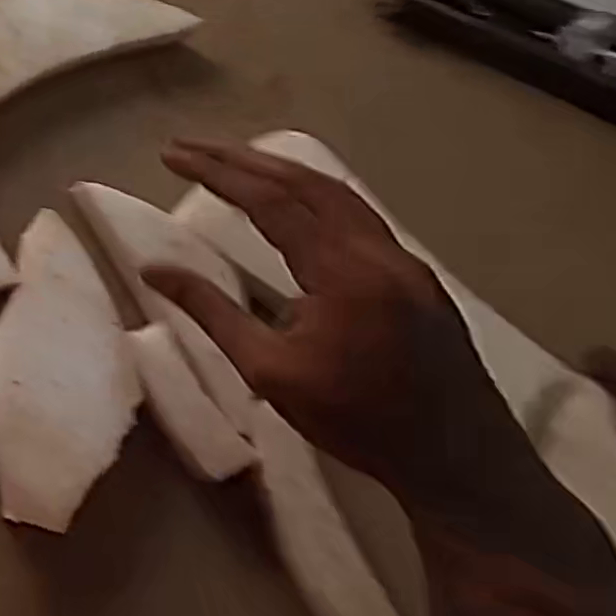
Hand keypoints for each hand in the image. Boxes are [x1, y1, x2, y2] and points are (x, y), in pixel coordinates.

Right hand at [148, 140, 615, 615]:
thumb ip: (209, 310)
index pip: (271, 202)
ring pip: (338, 195)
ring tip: (229, 159)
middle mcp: (381, 256)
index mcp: (345, 274)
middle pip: (307, 184)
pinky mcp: (415, 279)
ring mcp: (405, 266)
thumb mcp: (266, 369)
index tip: (170, 156)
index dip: (216, 173)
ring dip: (279, 169)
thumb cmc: (355, 418)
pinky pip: (357, 215)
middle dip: (242, 158)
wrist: (465, 470)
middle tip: (188, 145)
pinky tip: (288, 198)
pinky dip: (310, 192)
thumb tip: (149, 267)